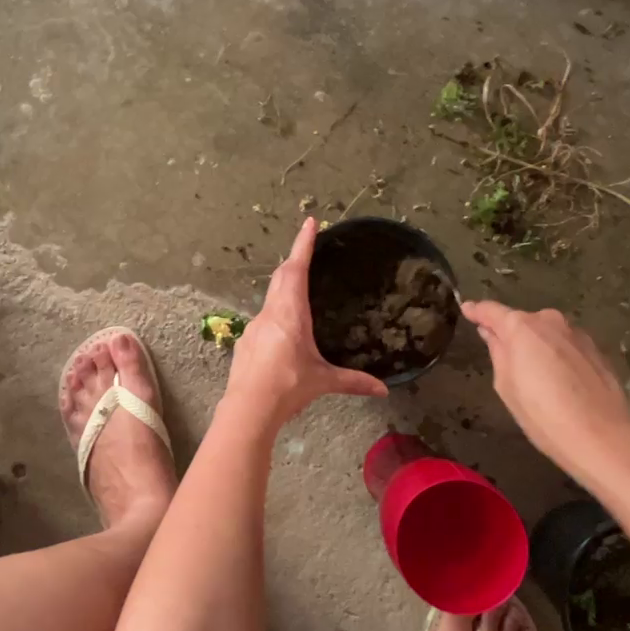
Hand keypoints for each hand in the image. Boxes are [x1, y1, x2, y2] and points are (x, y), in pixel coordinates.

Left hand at [226, 218, 388, 423]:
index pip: (296, 269)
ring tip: (299, 287)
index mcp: (289, 313)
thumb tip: (383, 390)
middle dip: (295, 260)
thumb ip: (353, 381)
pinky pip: (264, 319)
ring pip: (271, 298)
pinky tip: (285, 330)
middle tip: (307, 249)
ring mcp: (254, 328)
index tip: (310, 222)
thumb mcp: (323, 381)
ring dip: (284, 287)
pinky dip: (276, 314)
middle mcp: (270, 314)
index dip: (303, 244)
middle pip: (281, 277)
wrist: (248, 408)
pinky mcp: (246, 342)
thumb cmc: (287, 387)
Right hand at [462, 300, 629, 483]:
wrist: (603, 439)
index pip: (491, 310)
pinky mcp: (598, 352)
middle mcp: (550, 322)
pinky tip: (561, 381)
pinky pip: (567, 346)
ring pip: (547, 333)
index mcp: (521, 327)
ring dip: (538, 344)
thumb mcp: (506, 385)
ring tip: (536, 374)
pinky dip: (558, 355)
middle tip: (504, 357)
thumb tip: (491, 333)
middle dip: (511, 333)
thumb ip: (497, 352)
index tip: (466, 310)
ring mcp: (578, 335)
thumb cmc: (542, 414)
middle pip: (522, 321)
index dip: (476, 311)